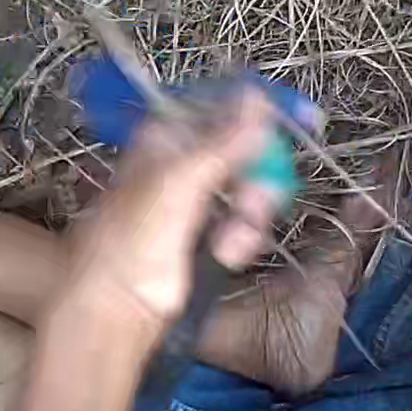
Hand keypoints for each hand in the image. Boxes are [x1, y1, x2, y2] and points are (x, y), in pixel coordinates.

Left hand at [50, 87, 279, 360]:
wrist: (118, 309)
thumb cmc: (131, 243)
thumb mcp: (178, 183)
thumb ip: (223, 143)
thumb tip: (258, 101)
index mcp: (165, 141)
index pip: (217, 109)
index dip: (253, 110)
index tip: (292, 113)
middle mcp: (183, 169)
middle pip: (241, 152)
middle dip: (258, 173)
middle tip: (259, 192)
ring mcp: (198, 205)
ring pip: (248, 190)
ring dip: (250, 212)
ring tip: (235, 235)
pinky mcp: (211, 239)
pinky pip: (244, 225)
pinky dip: (243, 238)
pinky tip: (228, 251)